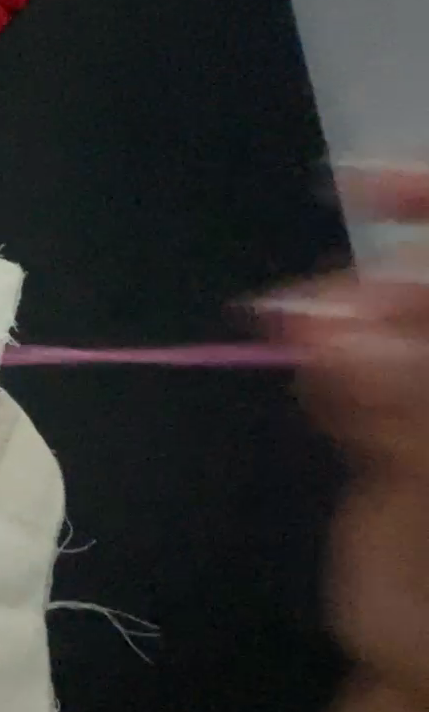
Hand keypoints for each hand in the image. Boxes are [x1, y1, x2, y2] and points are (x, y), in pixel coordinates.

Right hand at [265, 164, 428, 694]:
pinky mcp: (424, 413)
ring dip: (352, 315)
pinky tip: (315, 361)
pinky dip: (339, 345)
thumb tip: (316, 319)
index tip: (360, 190)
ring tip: (296, 348)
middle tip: (297, 318)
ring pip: (413, 316)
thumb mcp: (427, 521)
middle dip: (389, 282)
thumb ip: (398, 418)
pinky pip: (379, 351)